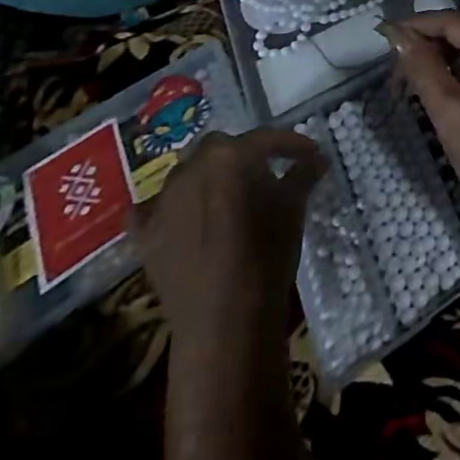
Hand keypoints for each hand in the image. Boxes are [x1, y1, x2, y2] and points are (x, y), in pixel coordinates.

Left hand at [135, 128, 323, 341]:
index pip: (264, 139)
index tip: (310, 154)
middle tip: (266, 175)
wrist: (225, 321)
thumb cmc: (266, 257)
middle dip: (243, 156)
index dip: (290, 144)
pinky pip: (152, 209)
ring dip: (208, 178)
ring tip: (228, 199)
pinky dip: (168, 208)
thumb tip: (315, 158)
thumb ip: (302, 176)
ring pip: (186, 174)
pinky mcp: (144, 234)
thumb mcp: (293, 211)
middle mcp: (190, 168)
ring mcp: (162, 200)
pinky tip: (181, 219)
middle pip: (220, 148)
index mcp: (229, 156)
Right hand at [379, 12, 459, 220]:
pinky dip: (453, 63)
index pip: (453, 22)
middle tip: (392, 63)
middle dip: (425, 42)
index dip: (417, 25)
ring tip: (405, 75)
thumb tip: (395, 33)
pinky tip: (430, 78)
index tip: (383, 33)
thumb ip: (421, 64)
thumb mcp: (446, 106)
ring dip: (436, 53)